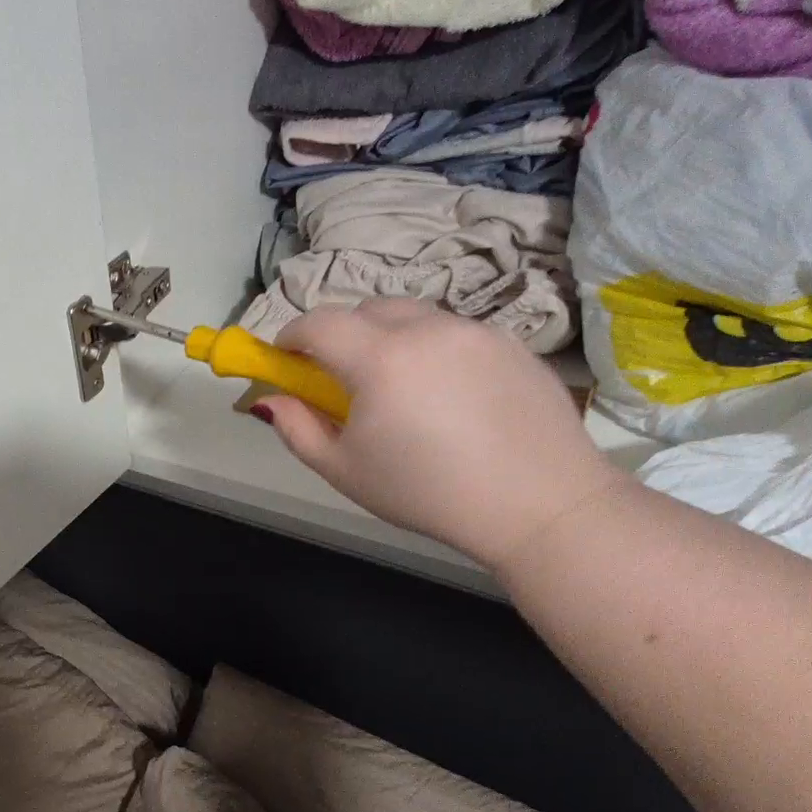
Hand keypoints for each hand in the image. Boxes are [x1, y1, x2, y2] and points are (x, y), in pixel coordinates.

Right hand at [248, 299, 623, 570]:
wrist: (541, 503)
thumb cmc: (427, 491)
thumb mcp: (344, 470)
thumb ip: (296, 428)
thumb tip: (269, 399)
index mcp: (380, 359)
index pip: (319, 322)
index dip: (292, 335)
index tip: (285, 358)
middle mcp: (427, 330)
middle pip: (366, 309)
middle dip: (341, 333)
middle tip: (339, 375)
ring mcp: (475, 331)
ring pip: (413, 316)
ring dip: (388, 336)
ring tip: (397, 385)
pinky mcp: (511, 343)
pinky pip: (454, 332)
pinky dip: (433, 349)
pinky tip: (445, 395)